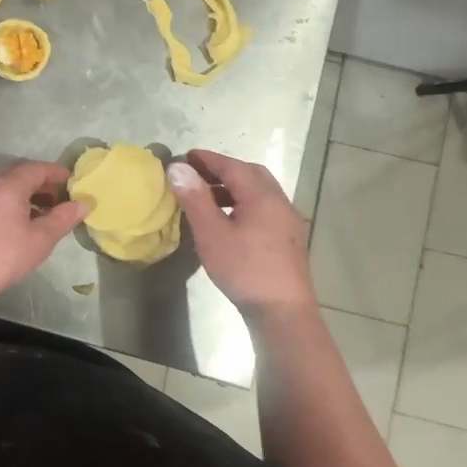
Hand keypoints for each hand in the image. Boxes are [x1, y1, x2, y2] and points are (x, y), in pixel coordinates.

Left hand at [0, 161, 89, 308]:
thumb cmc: (3, 258)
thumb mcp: (40, 240)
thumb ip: (63, 218)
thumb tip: (83, 203)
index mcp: (8, 185)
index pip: (37, 168)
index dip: (57, 173)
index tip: (73, 183)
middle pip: (19, 173)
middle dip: (41, 182)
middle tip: (60, 199)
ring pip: (3, 184)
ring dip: (24, 192)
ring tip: (41, 212)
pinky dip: (8, 199)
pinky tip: (16, 220)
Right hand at [168, 150, 316, 319]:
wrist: (282, 311)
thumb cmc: (244, 269)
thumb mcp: (211, 233)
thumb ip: (195, 198)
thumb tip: (178, 168)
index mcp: (262, 197)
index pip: (232, 166)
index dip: (207, 159)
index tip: (184, 156)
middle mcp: (280, 202)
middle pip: (251, 174)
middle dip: (223, 169)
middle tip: (196, 174)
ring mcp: (287, 221)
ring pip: (259, 192)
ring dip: (233, 187)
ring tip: (206, 197)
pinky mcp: (288, 239)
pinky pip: (263, 208)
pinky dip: (243, 202)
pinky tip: (228, 220)